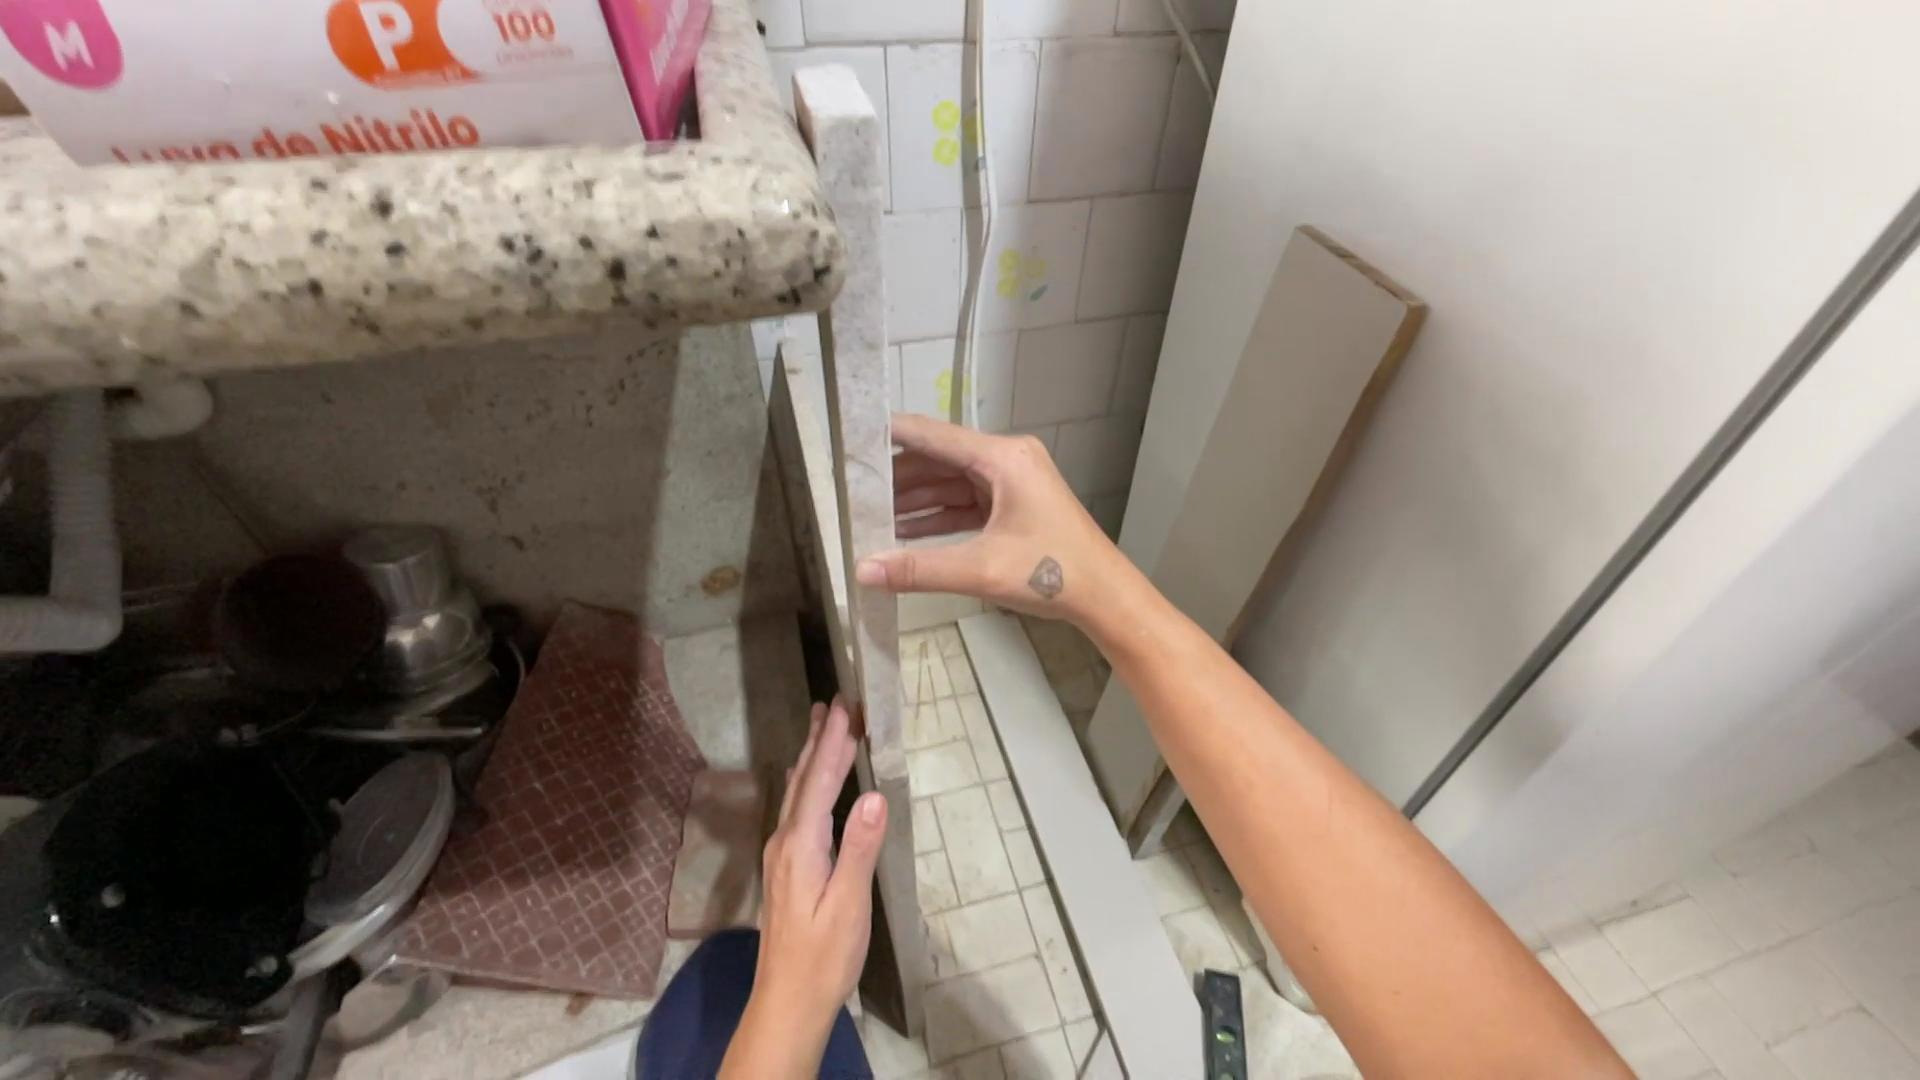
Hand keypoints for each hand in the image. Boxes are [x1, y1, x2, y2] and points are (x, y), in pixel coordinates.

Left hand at [722, 698, 885, 1077]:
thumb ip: (860, 848)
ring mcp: (781, 853)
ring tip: (820, 725)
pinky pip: (796, 807)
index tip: (843, 706)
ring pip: (797, 791)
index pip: (819, 781)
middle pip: (804, 779)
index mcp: (801, 845)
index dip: (832, 742)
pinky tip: (807, 780)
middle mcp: (785, 840)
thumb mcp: (849, 905)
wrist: (787, 1001)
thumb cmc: (824, 956)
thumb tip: (874, 795)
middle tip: (834, 703)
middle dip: (821, 739)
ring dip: (811, 756)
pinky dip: (807, 781)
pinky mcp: (785, 865)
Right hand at [854, 414, 1139, 626]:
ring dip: (914, 499)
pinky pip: (964, 503)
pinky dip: (936, 516)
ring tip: (869, 515)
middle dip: (896, 477)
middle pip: (938, 459)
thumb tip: (863, 571)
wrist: (1104, 595)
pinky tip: (903, 531)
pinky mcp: (1012, 505)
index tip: (850, 440)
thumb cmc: (1053, 574)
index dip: (889, 437)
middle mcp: (1006, 460)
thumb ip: (918, 569)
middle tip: (852, 490)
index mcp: (1002, 458)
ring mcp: (1010, 482)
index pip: (932, 436)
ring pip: (949, 482)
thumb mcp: (981, 569)